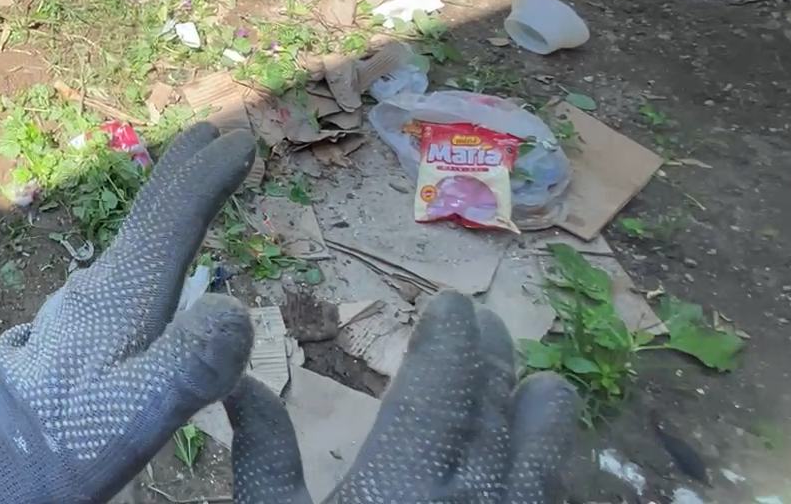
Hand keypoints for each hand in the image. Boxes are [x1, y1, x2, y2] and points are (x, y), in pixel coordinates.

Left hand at [0, 124, 258, 503]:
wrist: (6, 449)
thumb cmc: (74, 433)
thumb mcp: (136, 411)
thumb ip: (187, 363)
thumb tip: (235, 307)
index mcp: (121, 293)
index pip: (169, 220)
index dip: (207, 177)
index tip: (242, 140)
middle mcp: (102, 280)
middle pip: (149, 211)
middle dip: (185, 167)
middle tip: (218, 130)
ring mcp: (88, 294)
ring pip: (137, 230)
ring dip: (171, 196)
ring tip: (197, 175)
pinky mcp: (83, 314)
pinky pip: (130, 255)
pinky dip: (156, 232)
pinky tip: (160, 248)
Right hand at [225, 290, 580, 503]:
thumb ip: (263, 452)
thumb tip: (238, 376)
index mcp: (402, 488)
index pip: (436, 396)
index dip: (448, 346)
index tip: (453, 305)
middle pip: (491, 425)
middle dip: (492, 368)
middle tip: (493, 324)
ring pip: (534, 479)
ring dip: (542, 428)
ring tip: (552, 387)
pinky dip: (544, 488)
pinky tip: (541, 478)